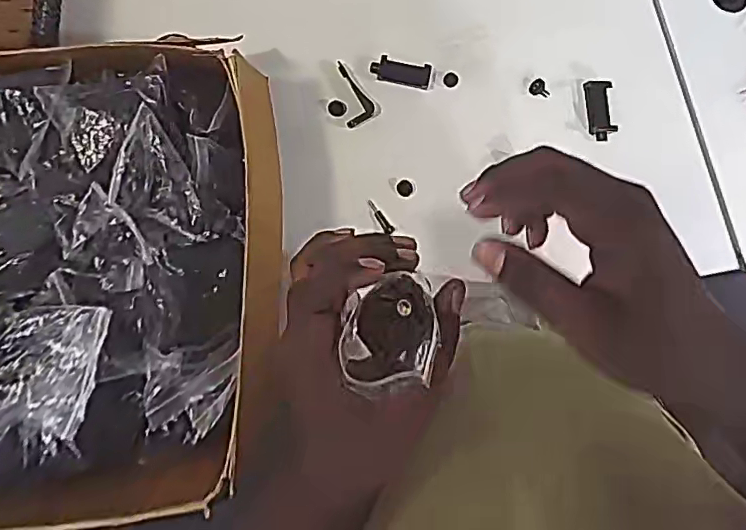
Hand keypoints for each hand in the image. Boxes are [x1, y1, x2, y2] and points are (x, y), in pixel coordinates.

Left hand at [258, 229, 466, 526]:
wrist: (309, 499)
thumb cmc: (346, 463)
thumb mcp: (407, 409)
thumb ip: (438, 349)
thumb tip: (452, 297)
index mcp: (307, 351)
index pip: (319, 284)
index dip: (354, 263)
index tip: (391, 264)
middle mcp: (293, 338)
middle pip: (312, 265)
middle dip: (361, 247)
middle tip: (402, 250)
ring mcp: (293, 339)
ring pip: (307, 270)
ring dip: (348, 252)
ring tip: (388, 249)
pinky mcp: (301, 343)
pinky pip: (312, 287)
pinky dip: (339, 267)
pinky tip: (366, 268)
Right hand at [460, 147, 740, 414]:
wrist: (705, 360)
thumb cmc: (657, 346)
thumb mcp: (583, 323)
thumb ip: (530, 282)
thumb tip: (487, 251)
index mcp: (618, 219)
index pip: (549, 179)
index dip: (504, 186)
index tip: (473, 203)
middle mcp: (626, 201)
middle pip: (554, 164)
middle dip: (509, 179)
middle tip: (476, 201)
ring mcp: (629, 204)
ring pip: (564, 172)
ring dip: (526, 189)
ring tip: (502, 222)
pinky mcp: (627, 214)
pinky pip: (577, 188)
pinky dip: (546, 199)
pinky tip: (534, 230)